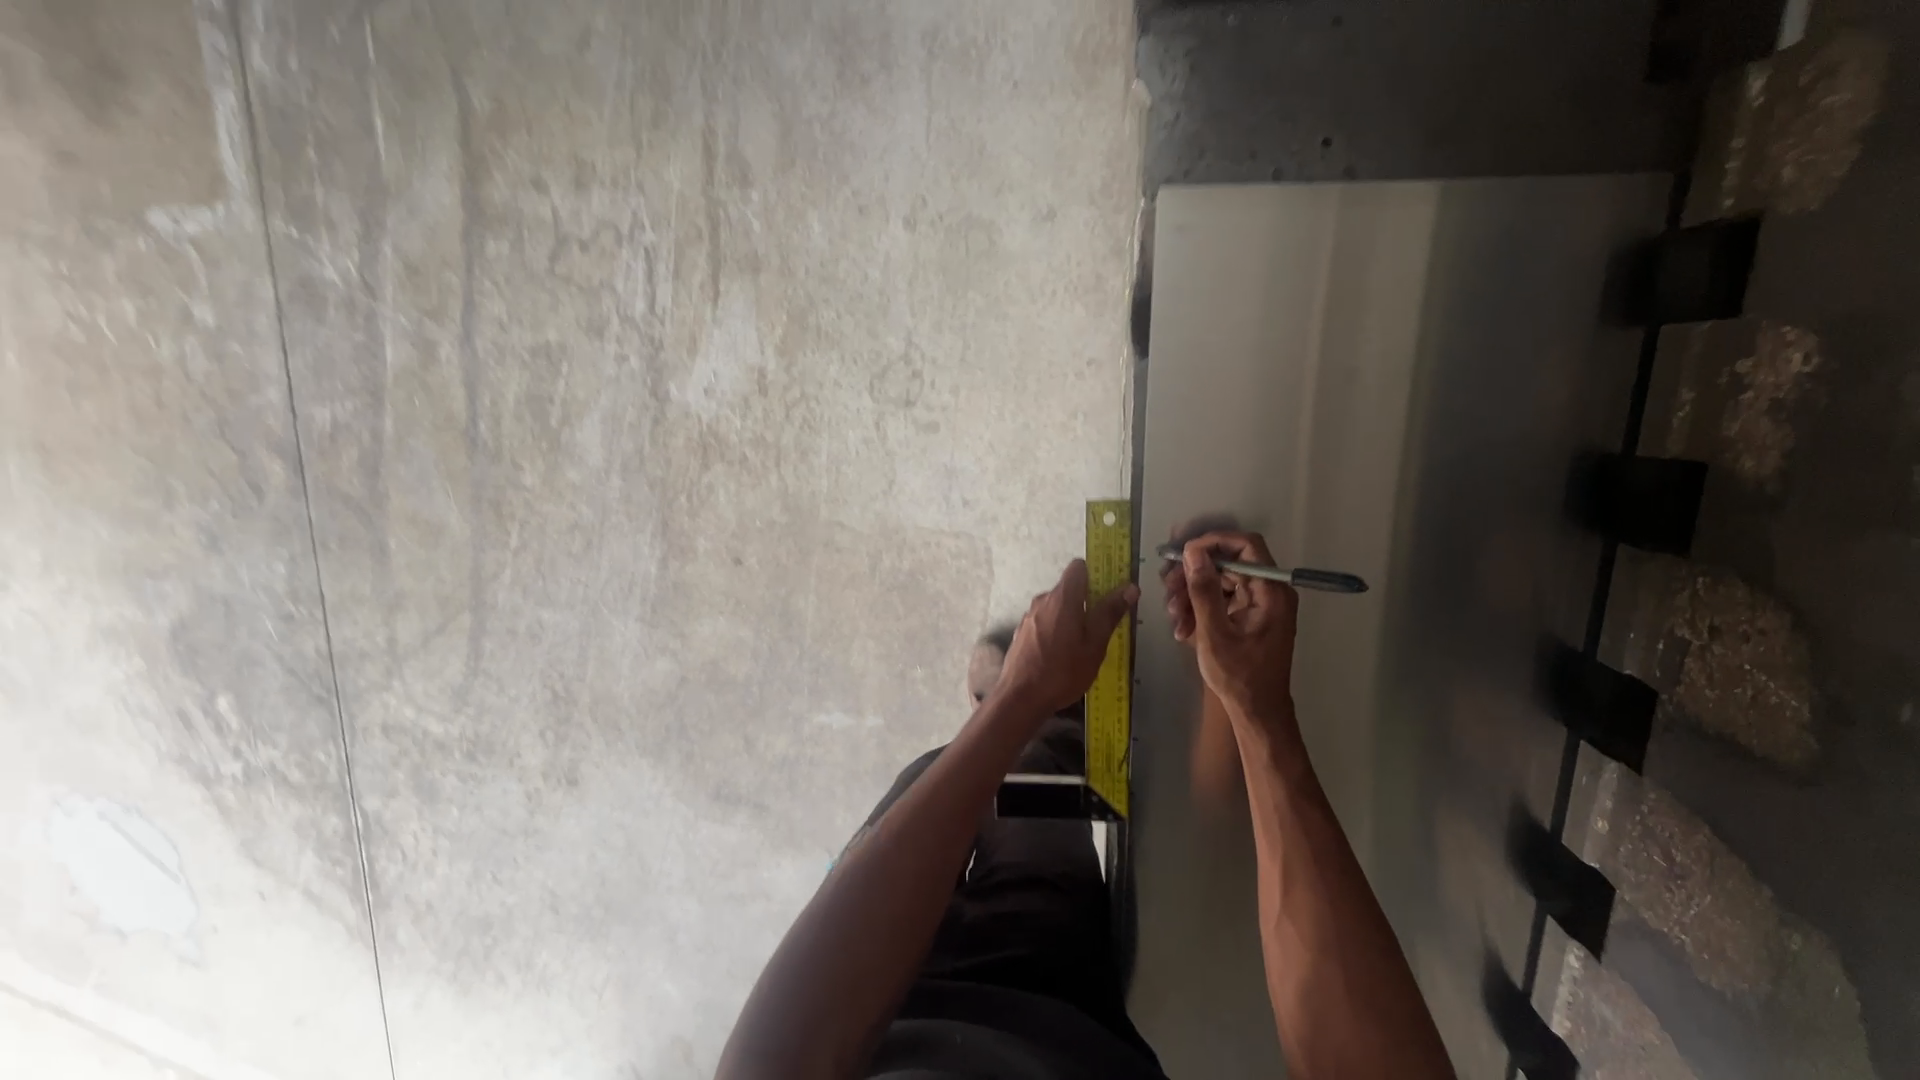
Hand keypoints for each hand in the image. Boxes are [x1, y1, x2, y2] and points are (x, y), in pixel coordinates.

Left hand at [999, 559, 1139, 715]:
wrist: (1020, 698)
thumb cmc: (1063, 671)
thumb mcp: (1094, 645)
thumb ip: (1110, 613)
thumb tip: (1129, 587)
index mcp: (1062, 598)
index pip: (1078, 568)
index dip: (1096, 576)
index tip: (1108, 595)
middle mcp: (1042, 601)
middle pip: (1068, 589)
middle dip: (1086, 602)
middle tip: (1100, 628)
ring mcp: (1029, 617)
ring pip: (1056, 608)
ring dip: (1070, 619)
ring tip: (1082, 647)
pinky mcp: (1022, 633)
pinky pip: (1044, 623)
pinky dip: (1056, 631)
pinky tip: (1061, 656)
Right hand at [1163, 530, 1297, 715]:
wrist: (1256, 712)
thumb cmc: (1239, 675)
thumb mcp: (1214, 632)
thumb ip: (1203, 589)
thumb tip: (1193, 552)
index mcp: (1271, 591)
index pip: (1246, 546)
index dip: (1213, 543)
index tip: (1183, 554)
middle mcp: (1270, 592)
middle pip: (1229, 564)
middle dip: (1195, 574)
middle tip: (1168, 588)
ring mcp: (1261, 605)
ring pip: (1222, 582)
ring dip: (1193, 594)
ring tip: (1173, 616)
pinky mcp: (1250, 617)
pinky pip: (1224, 600)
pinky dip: (1202, 609)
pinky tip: (1183, 628)